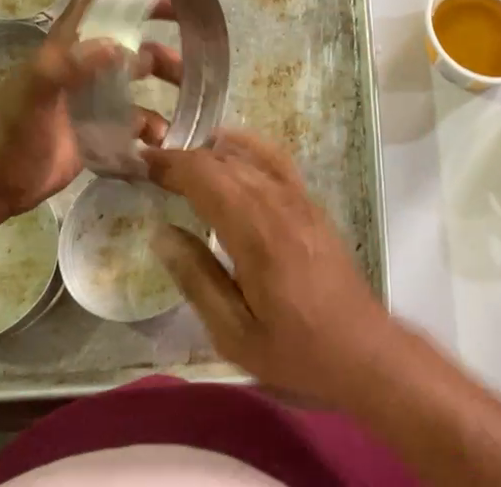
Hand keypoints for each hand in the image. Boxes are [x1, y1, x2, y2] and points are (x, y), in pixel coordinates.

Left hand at [0, 0, 189, 215]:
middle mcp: (85, 53)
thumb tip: (117, 46)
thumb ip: (67, 67)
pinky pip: (139, 111)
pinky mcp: (101, 119)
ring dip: (168, 69)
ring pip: (141, 64)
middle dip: (163, 10)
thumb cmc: (10, 136)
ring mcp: (94, 86)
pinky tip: (162, 136)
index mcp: (70, 37)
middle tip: (195, 19)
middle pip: (129, 15)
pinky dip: (156, 120)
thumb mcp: (34, 96)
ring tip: (190, 86)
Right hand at [144, 132, 405, 407]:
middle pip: (225, 161)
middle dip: (184, 157)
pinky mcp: (312, 206)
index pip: (206, 177)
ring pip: (250, 158)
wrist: (362, 350)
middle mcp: (279, 204)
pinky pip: (277, 162)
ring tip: (179, 159)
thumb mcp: (233, 332)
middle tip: (149, 165)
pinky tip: (230, 151)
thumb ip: (196, 278)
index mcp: (256, 233)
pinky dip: (248, 149)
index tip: (138, 162)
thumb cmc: (294, 350)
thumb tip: (161, 232)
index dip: (169, 164)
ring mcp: (300, 200)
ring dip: (212, 152)